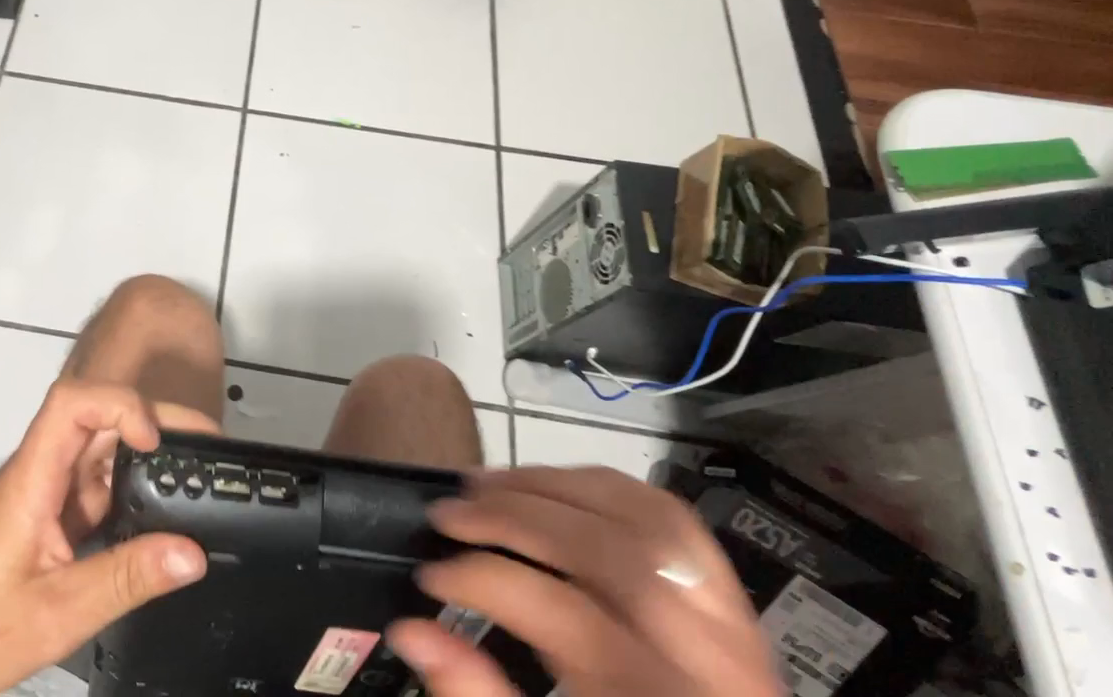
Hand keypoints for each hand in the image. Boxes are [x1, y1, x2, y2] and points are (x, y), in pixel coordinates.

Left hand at [0, 381, 206, 696]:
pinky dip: (136, 494)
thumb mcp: (58, 613)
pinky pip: (101, 489)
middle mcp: (42, 473)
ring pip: (103, 452)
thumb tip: (191, 554)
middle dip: (153, 421)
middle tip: (204, 446)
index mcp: (33, 479)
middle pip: (97, 418)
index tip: (155, 441)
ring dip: (148, 457)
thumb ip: (126, 580)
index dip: (120, 404)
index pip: (72, 402)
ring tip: (197, 475)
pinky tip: (164, 516)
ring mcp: (48, 494)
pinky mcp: (54, 517)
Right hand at [386, 466, 782, 696]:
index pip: (564, 612)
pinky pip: (673, 521)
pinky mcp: (734, 605)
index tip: (429, 577)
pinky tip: (553, 488)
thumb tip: (411, 631)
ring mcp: (731, 625)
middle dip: (512, 517)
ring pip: (643, 518)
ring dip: (556, 487)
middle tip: (447, 512)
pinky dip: (606, 490)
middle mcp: (707, 658)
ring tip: (487, 486)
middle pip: (606, 551)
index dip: (484, 581)